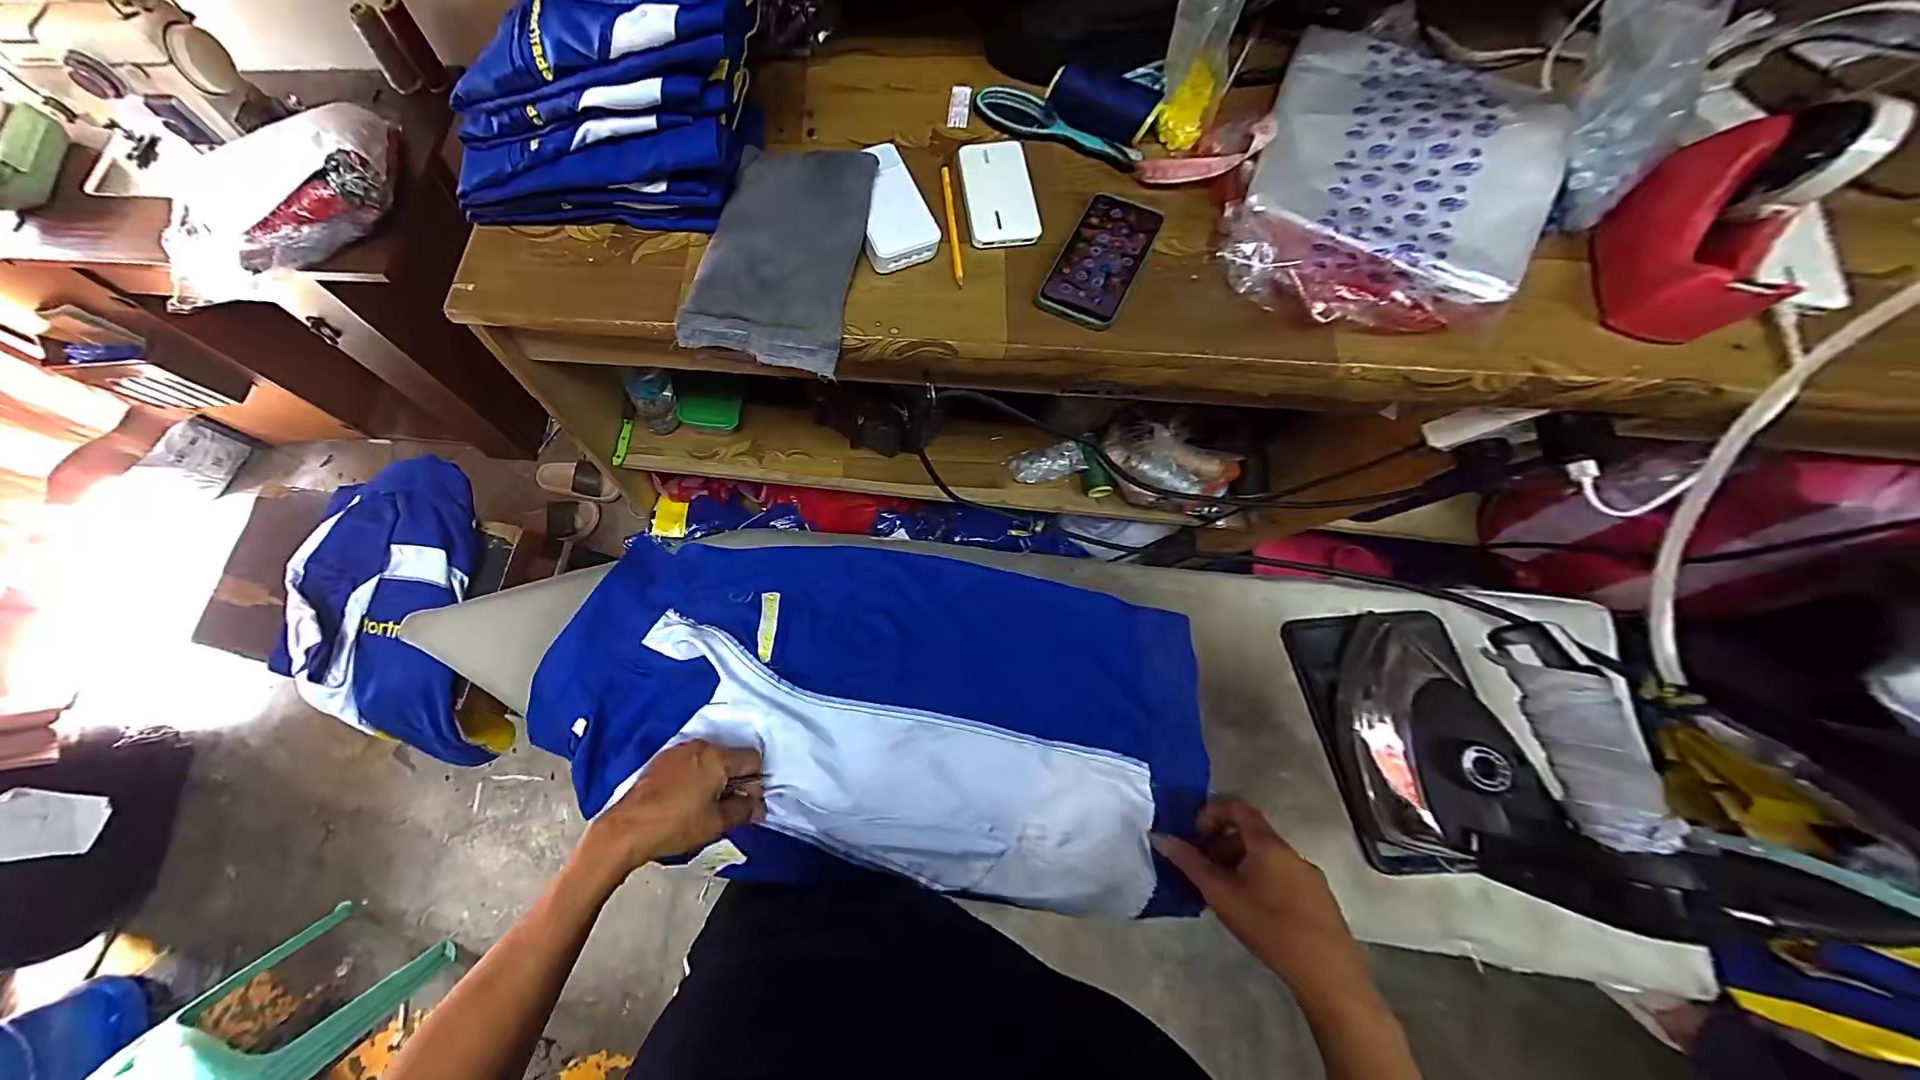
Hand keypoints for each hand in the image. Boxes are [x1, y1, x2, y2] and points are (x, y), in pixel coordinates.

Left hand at [577, 739, 763, 880]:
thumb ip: (744, 810)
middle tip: (727, 807)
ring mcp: (678, 752)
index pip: (753, 759)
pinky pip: (689, 763)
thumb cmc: (672, 825)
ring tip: (704, 806)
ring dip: (713, 778)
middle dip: (734, 780)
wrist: (625, 830)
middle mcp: (699, 747)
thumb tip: (756, 806)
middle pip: (731, 758)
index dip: (755, 783)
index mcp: (717, 757)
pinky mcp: (661, 761)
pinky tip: (686, 800)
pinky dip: (694, 777)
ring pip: (709, 760)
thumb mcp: (717, 823)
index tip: (747, 802)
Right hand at [1152, 799, 1367, 992]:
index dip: (1213, 813)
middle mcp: (1292, 853)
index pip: (1239, 808)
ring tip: (1225, 893)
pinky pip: (1283, 877)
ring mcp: (1310, 877)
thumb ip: (1189, 862)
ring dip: (1241, 864)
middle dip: (1222, 844)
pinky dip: (1262, 881)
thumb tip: (1160, 836)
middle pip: (1252, 834)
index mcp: (1268, 845)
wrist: (1328, 975)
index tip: (1197, 834)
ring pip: (1267, 858)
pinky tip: (1255, 913)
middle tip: (1204, 868)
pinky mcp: (1320, 901)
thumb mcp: (1220, 894)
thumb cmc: (1269, 926)